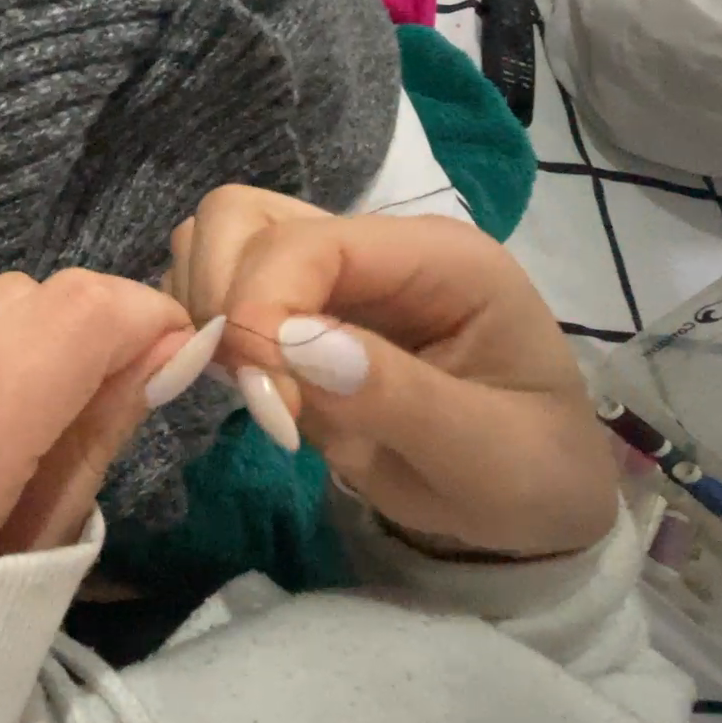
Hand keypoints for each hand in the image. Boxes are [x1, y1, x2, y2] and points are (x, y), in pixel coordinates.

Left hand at [0, 256, 215, 562]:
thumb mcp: (41, 550)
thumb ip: (99, 430)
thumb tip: (166, 343)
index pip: (59, 326)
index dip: (138, 312)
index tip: (175, 346)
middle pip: (19, 295)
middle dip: (88, 323)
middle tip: (106, 379)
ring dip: (26, 320)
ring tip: (28, 385)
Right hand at [165, 186, 617, 556]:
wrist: (510, 507)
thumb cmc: (523, 477)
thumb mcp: (490, 457)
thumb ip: (399, 397)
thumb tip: (293, 343)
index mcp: (435, 257)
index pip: (307, 241)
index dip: (262, 303)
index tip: (264, 392)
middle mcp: (366, 248)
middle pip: (237, 216)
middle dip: (219, 296)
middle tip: (249, 385)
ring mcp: (320, 273)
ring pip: (210, 242)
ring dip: (202, 310)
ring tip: (248, 384)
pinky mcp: (283, 306)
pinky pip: (204, 286)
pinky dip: (198, 327)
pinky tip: (238, 379)